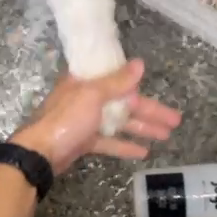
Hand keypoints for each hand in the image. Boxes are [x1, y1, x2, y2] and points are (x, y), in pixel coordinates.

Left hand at [12, 59, 182, 174]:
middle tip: (175, 121)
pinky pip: (109, 142)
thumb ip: (117, 82)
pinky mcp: (84, 142)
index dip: (140, 85)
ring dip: (143, 129)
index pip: (119, 79)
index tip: (157, 90)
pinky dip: (125, 146)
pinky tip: (144, 153)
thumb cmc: (66, 119)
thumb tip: (140, 63)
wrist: (40, 152)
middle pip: (125, 103)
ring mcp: (86, 122)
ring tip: (166, 136)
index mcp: (87, 82)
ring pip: (120, 123)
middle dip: (150, 112)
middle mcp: (87, 99)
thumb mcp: (93, 96)